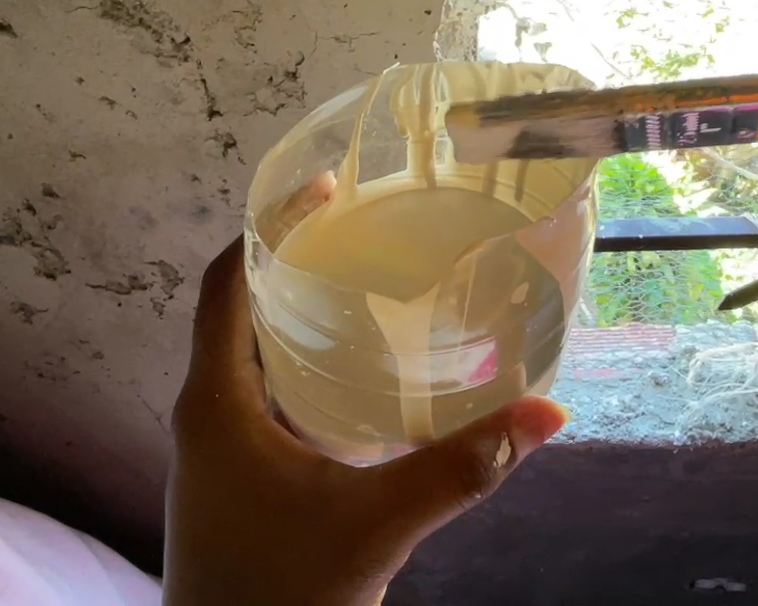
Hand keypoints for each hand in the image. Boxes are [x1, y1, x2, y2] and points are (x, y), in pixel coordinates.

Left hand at [164, 179, 569, 605]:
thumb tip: (548, 414)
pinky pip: (270, 385)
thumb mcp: (375, 528)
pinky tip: (366, 365)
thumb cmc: (280, 600)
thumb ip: (460, 470)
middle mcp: (210, 409)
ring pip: (256, 346)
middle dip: (295, 257)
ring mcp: (223, 444)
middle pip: (242, 303)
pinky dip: (309, 355)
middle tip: (366, 228)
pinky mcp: (243, 470)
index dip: (268, 225)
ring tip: (371, 278)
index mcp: (216, 401)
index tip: (327, 192)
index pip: (225, 282)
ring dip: (301, 306)